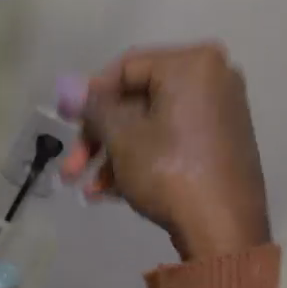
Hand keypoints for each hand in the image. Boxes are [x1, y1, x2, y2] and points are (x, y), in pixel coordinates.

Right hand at [58, 43, 270, 260]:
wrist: (221, 223)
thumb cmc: (169, 171)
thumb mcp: (123, 138)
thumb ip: (95, 108)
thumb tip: (69, 89)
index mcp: (191, 64)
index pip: (126, 68)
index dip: (89, 97)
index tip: (65, 126)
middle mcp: (210, 77)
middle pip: (136, 100)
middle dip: (98, 137)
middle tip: (71, 170)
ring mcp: (217, 110)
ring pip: (148, 126)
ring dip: (111, 156)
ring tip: (88, 191)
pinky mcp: (217, 141)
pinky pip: (167, 140)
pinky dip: (138, 160)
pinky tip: (110, 192)